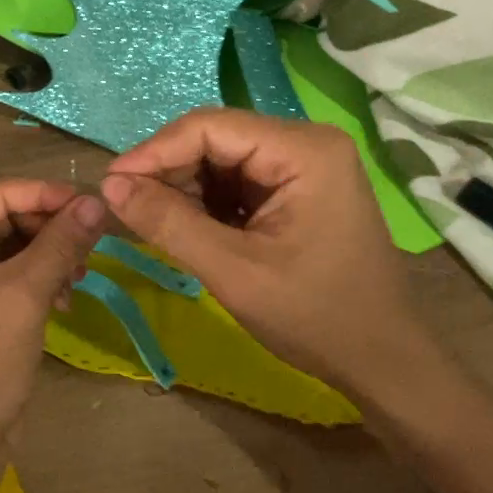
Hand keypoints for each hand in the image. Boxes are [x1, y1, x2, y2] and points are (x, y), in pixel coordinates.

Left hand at [0, 178, 106, 457]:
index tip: (90, 205)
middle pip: (12, 215)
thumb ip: (62, 242)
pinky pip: (22, 268)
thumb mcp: (28, 290)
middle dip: (52, 227)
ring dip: (54, 253)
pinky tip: (66, 298)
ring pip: (22, 242)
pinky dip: (47, 276)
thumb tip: (97, 202)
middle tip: (91, 244)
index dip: (45, 194)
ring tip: (80, 276)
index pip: (0, 193)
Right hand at [100, 108, 429, 395]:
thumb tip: (108, 185)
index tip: (110, 185)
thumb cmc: (317, 317)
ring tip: (155, 224)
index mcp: (303, 150)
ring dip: (183, 189)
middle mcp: (305, 142)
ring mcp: (303, 164)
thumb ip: (167, 222)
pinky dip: (204, 202)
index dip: (153, 152)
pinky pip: (234, 180)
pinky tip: (188, 229)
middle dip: (167, 172)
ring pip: (218, 159)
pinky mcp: (296, 188)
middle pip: (212, 139)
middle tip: (127, 209)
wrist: (385, 365)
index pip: (208, 127)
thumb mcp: (233, 271)